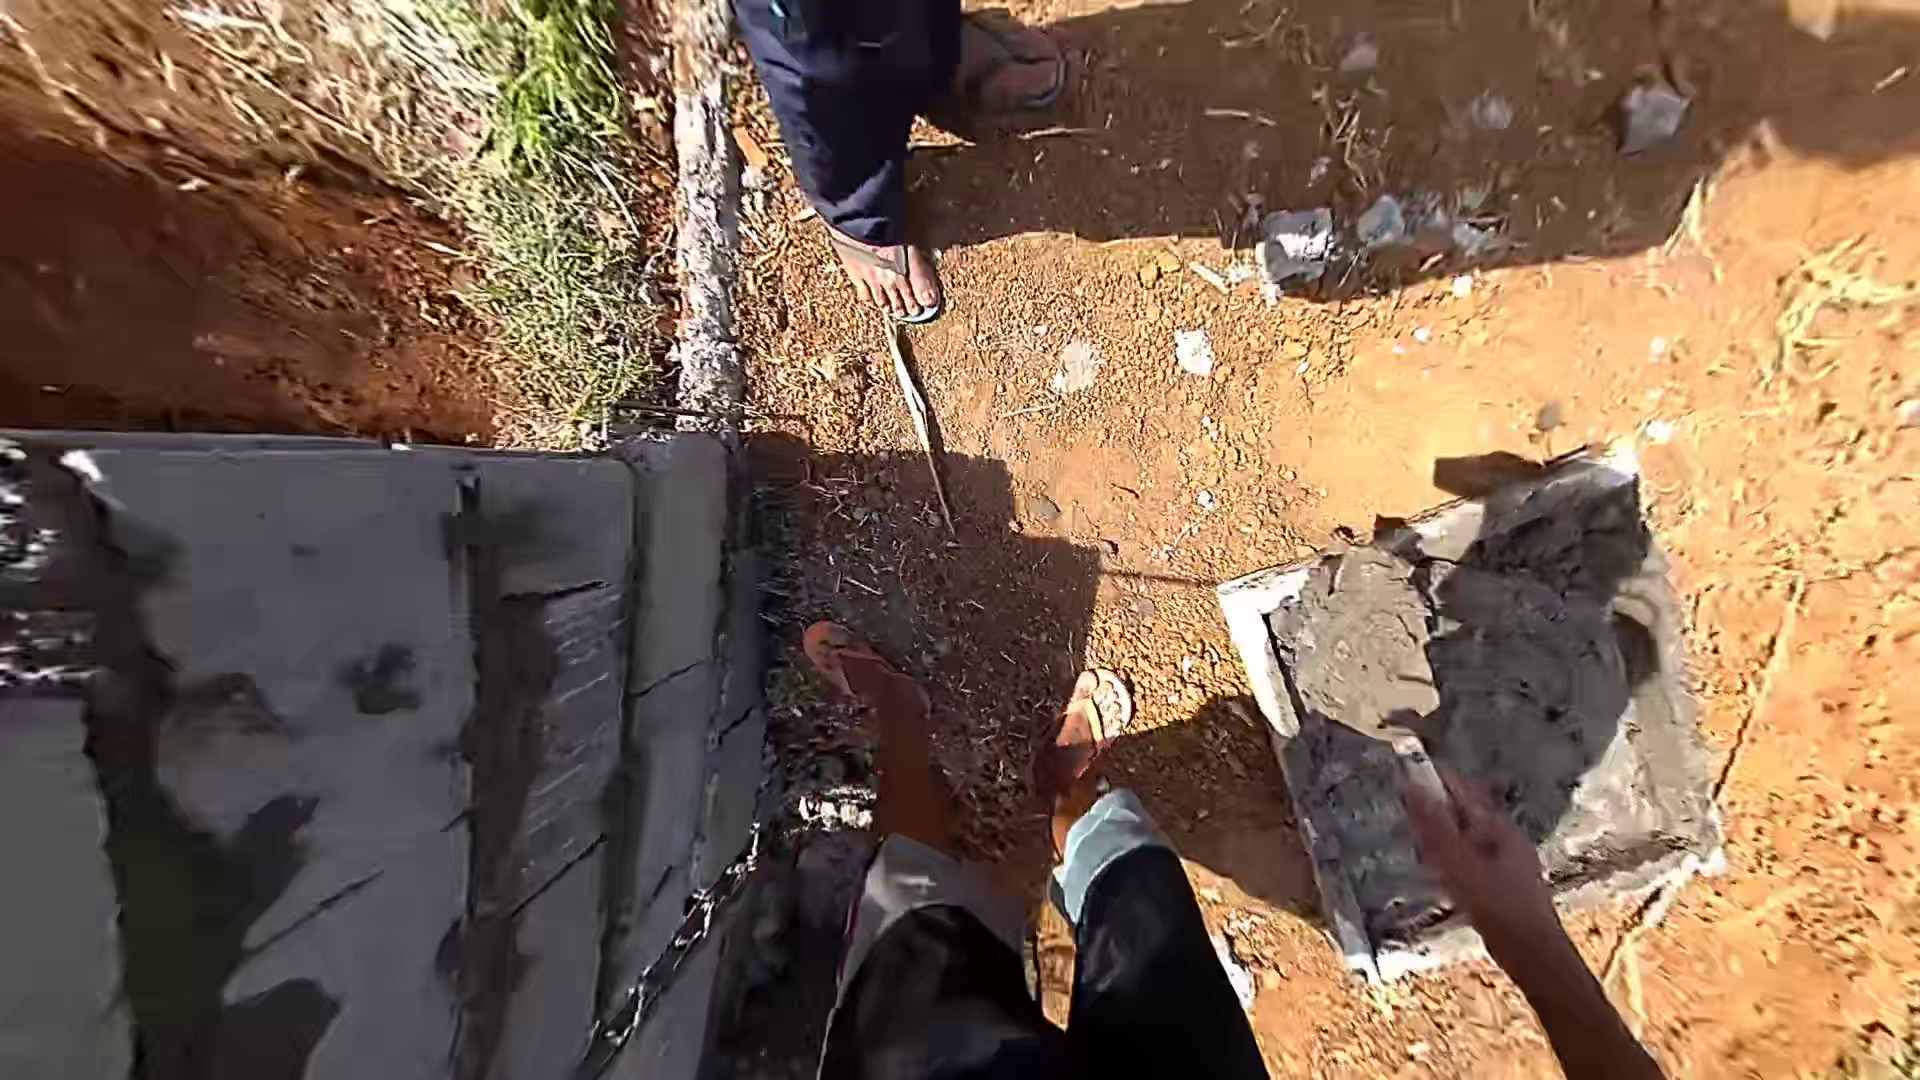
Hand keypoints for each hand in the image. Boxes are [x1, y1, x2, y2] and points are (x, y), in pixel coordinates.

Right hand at [1402, 766, 1563, 960]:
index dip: (1428, 775)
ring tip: (1415, 842)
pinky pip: (1463, 852)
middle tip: (1403, 811)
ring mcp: (1503, 858)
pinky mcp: (1498, 879)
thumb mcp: (1455, 859)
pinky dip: (1444, 853)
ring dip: (1434, 832)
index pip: (1457, 786)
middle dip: (1428, 806)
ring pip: (1458, 831)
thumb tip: (1407, 783)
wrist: (1533, 956)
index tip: (1399, 770)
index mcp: (1496, 824)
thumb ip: (1431, 821)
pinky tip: (1433, 868)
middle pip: (1457, 808)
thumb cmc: (1495, 902)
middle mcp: (1502, 835)